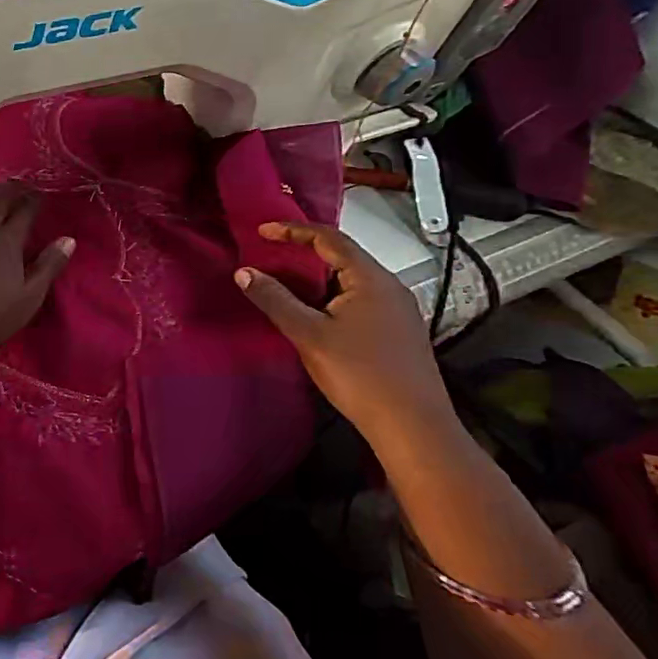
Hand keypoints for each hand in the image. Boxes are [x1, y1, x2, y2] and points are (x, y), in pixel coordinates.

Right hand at [235, 222, 453, 441]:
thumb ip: (274, 299)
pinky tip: (312, 312)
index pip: (330, 238)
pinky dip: (330, 294)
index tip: (262, 231)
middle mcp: (390, 287)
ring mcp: (398, 311)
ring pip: (350, 279)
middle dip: (304, 252)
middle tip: (269, 255)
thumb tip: (244, 272)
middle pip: (343, 256)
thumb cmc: (360, 374)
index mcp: (371, 280)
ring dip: (316, 276)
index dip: (293, 230)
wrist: (413, 428)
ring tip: (284, 282)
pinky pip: (358, 298)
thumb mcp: (308, 334)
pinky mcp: (397, 332)